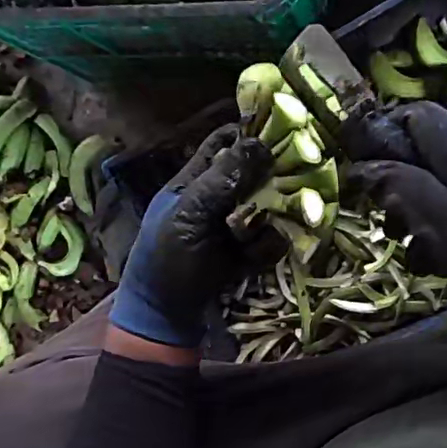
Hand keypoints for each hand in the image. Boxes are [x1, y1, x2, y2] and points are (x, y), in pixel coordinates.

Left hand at [107, 125, 270, 351]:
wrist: (166, 316)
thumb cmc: (166, 259)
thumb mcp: (188, 215)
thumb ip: (220, 180)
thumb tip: (256, 142)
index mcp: (197, 179)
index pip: (224, 142)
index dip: (249, 133)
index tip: (279, 131)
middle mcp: (222, 196)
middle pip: (258, 172)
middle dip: (272, 180)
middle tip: (280, 186)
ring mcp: (239, 224)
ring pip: (272, 207)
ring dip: (267, 220)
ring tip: (246, 238)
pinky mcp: (252, 250)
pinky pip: (274, 238)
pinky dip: (266, 248)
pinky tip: (248, 259)